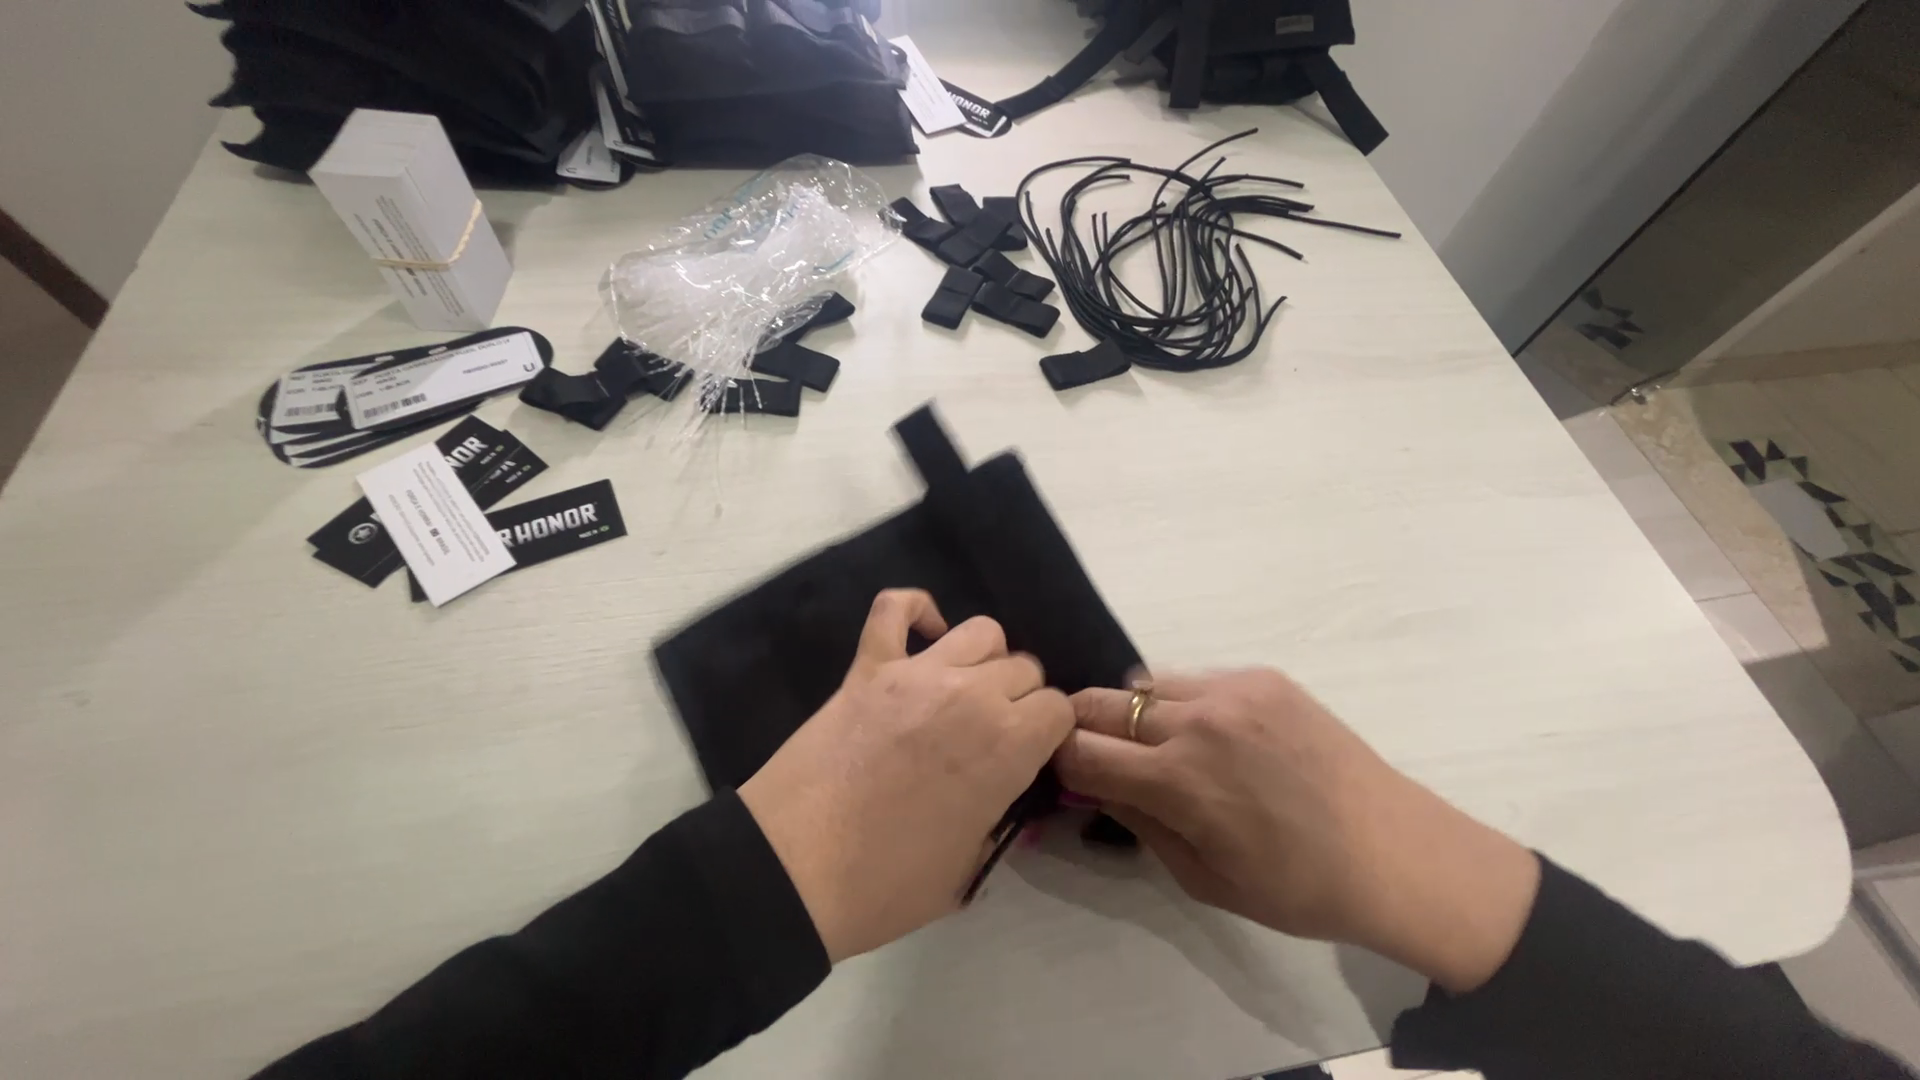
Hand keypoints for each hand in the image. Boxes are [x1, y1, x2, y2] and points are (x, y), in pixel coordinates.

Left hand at [738, 590, 1074, 961]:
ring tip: (963, 691)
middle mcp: (973, 695)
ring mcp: (917, 673)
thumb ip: (995, 816)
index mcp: (1009, 746)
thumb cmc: (885, 885)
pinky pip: (894, 608)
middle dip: (1020, 699)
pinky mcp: (868, 666)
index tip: (1029, 756)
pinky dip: (914, 610)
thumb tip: (999, 792)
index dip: (1048, 733)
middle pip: (1024, 666)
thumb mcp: (966, 869)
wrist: (792, 872)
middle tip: (993, 734)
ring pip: (981, 630)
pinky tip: (921, 635)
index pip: (1059, 709)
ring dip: (984, 659)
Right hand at [1053, 668, 1539, 992]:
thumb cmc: (1296, 886)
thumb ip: (1136, 822)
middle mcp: (1195, 721)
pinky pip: (1193, 679)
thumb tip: (1092, 784)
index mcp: (1176, 781)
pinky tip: (1213, 734)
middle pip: (1098, 703)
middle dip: (1080, 727)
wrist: (1397, 852)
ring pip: (1143, 684)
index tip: (1063, 773)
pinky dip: (1182, 703)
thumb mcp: (1201, 877)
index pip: (1079, 751)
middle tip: (1094, 753)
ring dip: (1134, 713)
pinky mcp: (1261, 675)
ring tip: (1160, 745)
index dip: (1060, 762)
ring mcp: (1231, 689)